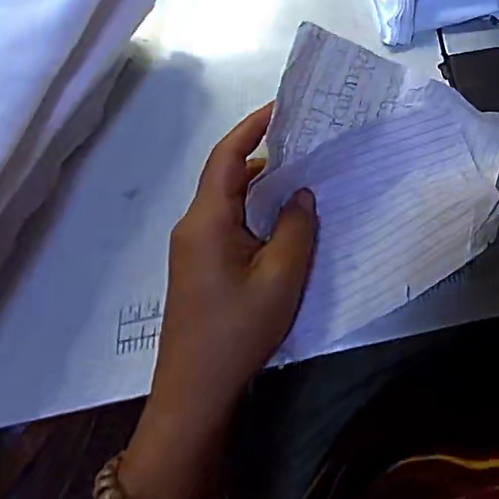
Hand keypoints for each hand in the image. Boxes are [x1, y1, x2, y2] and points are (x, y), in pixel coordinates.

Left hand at [152, 103, 317, 411]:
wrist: (195, 392)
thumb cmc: (238, 331)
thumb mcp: (281, 276)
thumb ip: (295, 226)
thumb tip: (301, 193)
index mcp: (208, 221)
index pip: (228, 157)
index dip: (252, 127)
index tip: (281, 106)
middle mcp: (195, 226)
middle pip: (227, 173)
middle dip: (262, 149)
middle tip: (304, 136)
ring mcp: (194, 246)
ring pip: (229, 198)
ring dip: (261, 180)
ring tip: (302, 168)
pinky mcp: (201, 264)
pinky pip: (229, 219)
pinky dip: (255, 206)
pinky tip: (283, 213)